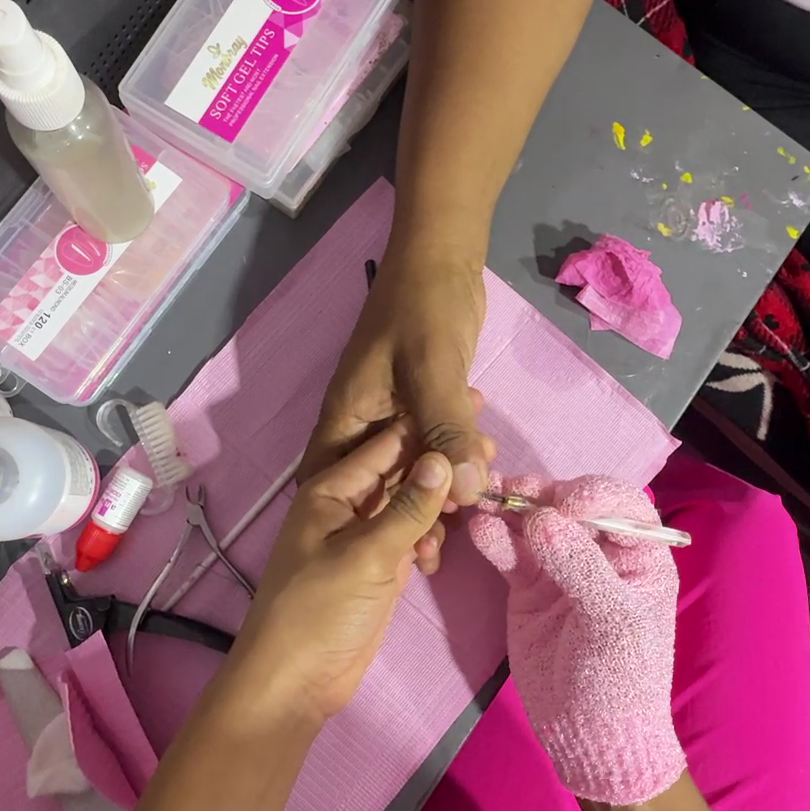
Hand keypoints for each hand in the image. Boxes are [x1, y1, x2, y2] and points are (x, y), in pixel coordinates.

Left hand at [233, 419, 453, 721]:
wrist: (295, 682)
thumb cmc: (319, 610)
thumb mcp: (367, 554)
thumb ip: (409, 507)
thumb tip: (444, 458)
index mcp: (331, 489)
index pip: (386, 444)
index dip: (428, 425)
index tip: (474, 407)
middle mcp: (348, 505)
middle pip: (402, 472)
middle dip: (442, 464)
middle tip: (491, 450)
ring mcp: (364, 537)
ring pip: (411, 506)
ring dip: (439, 507)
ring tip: (474, 504)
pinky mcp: (378, 567)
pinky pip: (410, 538)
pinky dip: (427, 541)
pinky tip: (437, 556)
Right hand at [305, 234, 494, 533]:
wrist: (443, 256)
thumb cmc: (423, 307)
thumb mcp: (432, 370)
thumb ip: (446, 431)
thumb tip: (465, 496)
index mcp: (346, 416)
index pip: (329, 481)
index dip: (350, 521)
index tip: (381, 554)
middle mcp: (364, 421)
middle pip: (374, 482)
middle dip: (403, 516)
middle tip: (437, 552)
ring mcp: (394, 412)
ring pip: (409, 465)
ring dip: (435, 488)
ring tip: (468, 514)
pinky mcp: (422, 402)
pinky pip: (432, 443)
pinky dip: (452, 460)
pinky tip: (480, 474)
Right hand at [468, 474, 685, 804]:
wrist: (588, 736)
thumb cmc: (620, 679)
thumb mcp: (611, 621)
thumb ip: (579, 566)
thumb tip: (540, 517)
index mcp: (639, 555)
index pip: (621, 506)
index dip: (592, 495)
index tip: (563, 502)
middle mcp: (600, 552)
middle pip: (568, 507)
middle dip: (541, 494)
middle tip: (511, 488)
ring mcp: (560, 567)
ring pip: (533, 524)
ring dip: (510, 508)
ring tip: (484, 497)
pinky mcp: (527, 586)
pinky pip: (510, 553)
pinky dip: (494, 539)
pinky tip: (479, 529)